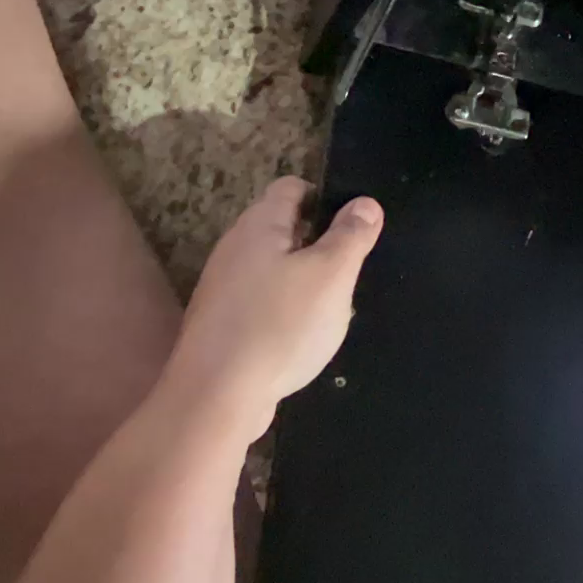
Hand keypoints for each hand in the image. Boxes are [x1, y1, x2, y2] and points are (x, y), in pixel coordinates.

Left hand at [164, 178, 383, 431]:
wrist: (217, 394)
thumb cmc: (280, 326)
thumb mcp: (331, 276)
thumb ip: (350, 236)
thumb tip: (365, 203)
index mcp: (260, 224)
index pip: (292, 188)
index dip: (325, 198)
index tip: (352, 228)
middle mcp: (234, 246)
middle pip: (282, 228)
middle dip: (317, 244)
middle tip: (346, 273)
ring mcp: (223, 286)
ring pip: (272, 268)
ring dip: (302, 282)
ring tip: (329, 310)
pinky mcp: (220, 321)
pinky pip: (260, 302)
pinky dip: (283, 311)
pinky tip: (298, 339)